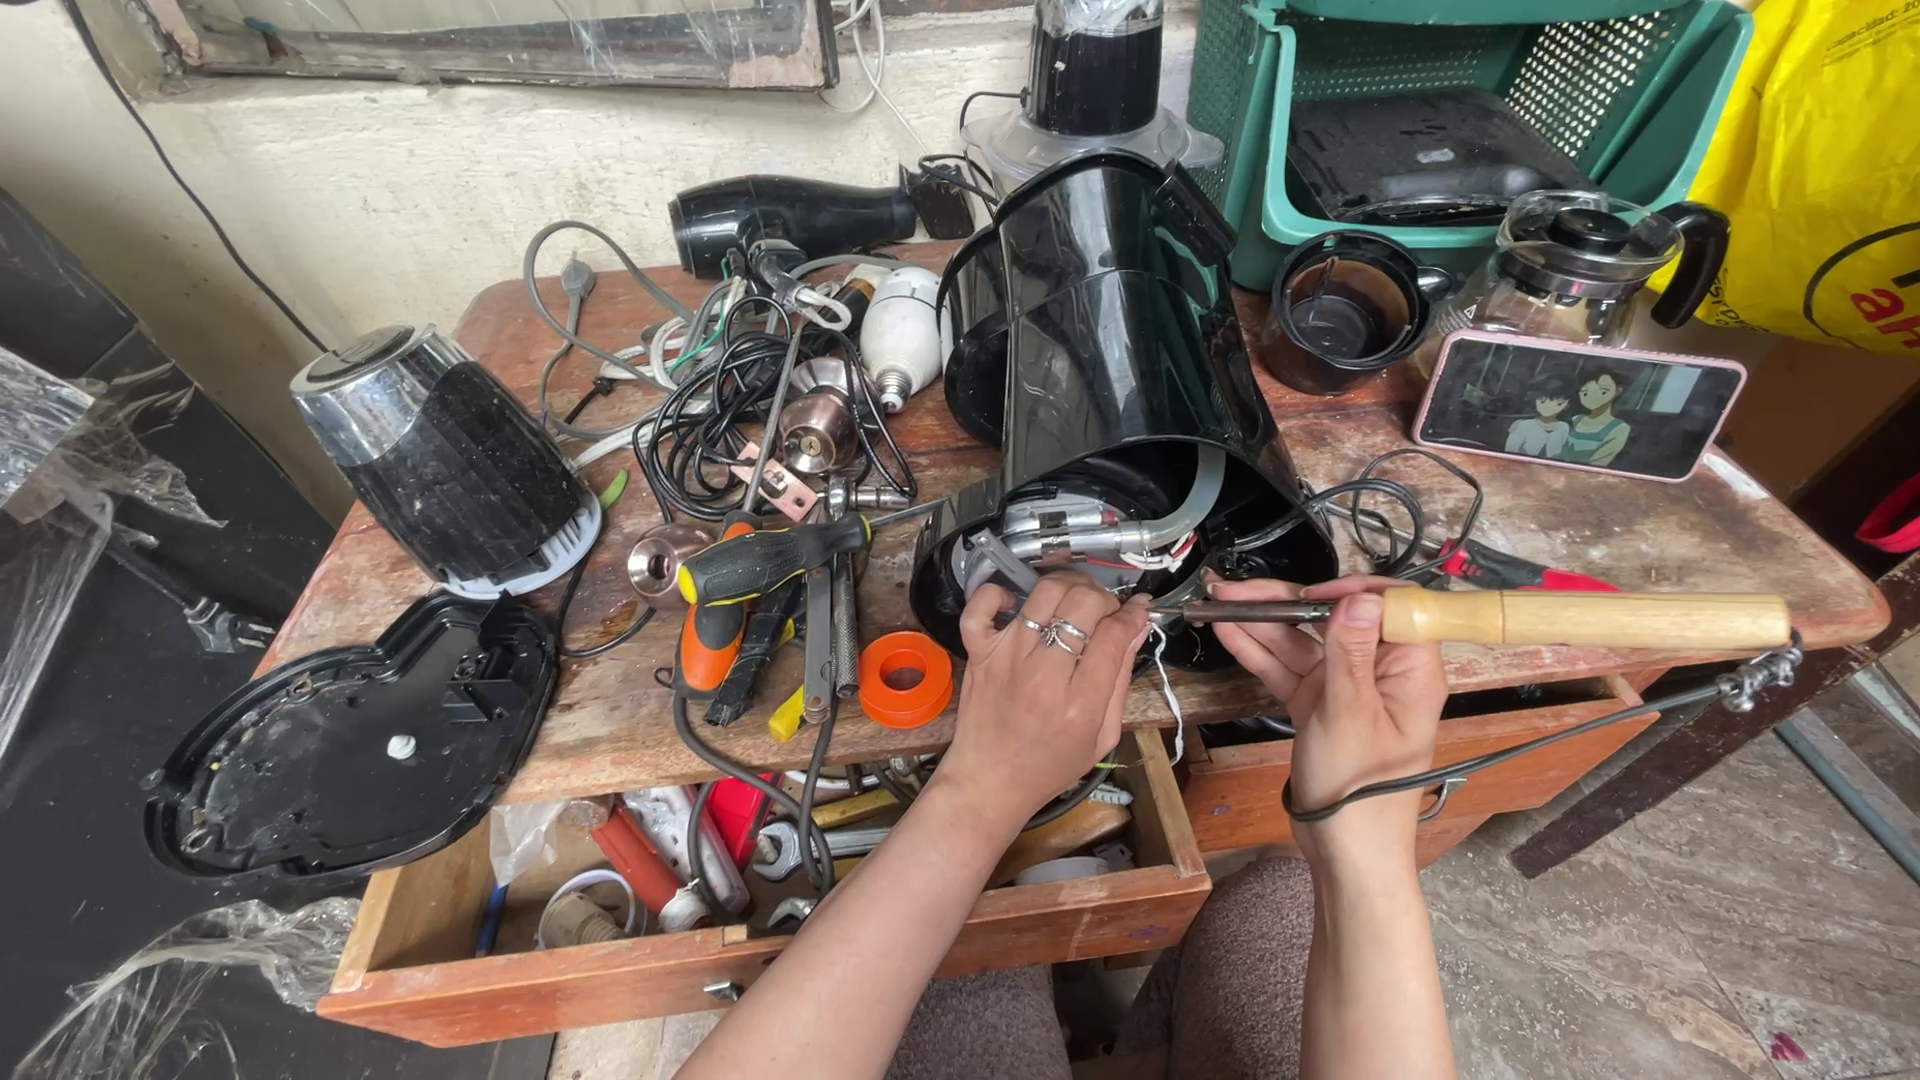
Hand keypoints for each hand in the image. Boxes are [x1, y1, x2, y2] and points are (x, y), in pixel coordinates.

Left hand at [942, 573, 1151, 831]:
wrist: (989, 781)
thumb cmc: (1050, 764)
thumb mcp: (1102, 735)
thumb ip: (1121, 679)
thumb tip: (1137, 626)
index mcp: (1080, 704)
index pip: (1113, 634)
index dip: (1132, 614)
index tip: (1136, 611)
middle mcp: (1042, 675)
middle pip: (1082, 604)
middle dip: (1103, 598)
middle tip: (1105, 612)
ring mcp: (1005, 658)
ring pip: (1042, 594)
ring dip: (1066, 587)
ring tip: (1073, 602)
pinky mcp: (979, 652)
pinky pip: (981, 606)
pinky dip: (999, 593)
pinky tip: (1018, 603)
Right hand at [1208, 574, 1446, 861]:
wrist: (1343, 848)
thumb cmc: (1363, 787)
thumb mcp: (1351, 714)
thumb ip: (1349, 652)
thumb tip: (1359, 597)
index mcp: (1408, 669)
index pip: (1390, 608)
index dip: (1351, 590)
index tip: (1311, 592)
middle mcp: (1376, 670)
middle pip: (1331, 619)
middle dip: (1283, 601)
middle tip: (1234, 589)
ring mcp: (1341, 686)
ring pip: (1300, 641)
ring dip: (1259, 622)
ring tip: (1217, 603)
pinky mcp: (1315, 702)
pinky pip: (1284, 667)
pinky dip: (1256, 651)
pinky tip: (1227, 632)